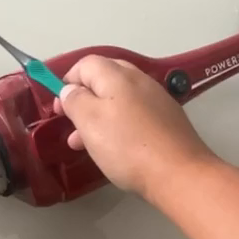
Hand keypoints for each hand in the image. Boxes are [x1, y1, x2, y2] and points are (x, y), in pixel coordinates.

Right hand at [54, 55, 216, 200]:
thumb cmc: (127, 146)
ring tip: (84, 144)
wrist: (180, 174)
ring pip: (119, 99)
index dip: (68, 81)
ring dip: (98, 115)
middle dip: (84, 98)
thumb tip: (70, 90)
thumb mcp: (89, 122)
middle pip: (104, 78)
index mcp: (117, 76)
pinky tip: (114, 149)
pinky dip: (119, 125)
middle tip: (71, 122)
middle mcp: (139, 80)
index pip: (86, 64)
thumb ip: (74, 100)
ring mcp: (157, 99)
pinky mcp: (168, 120)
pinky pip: (135, 114)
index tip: (58, 107)